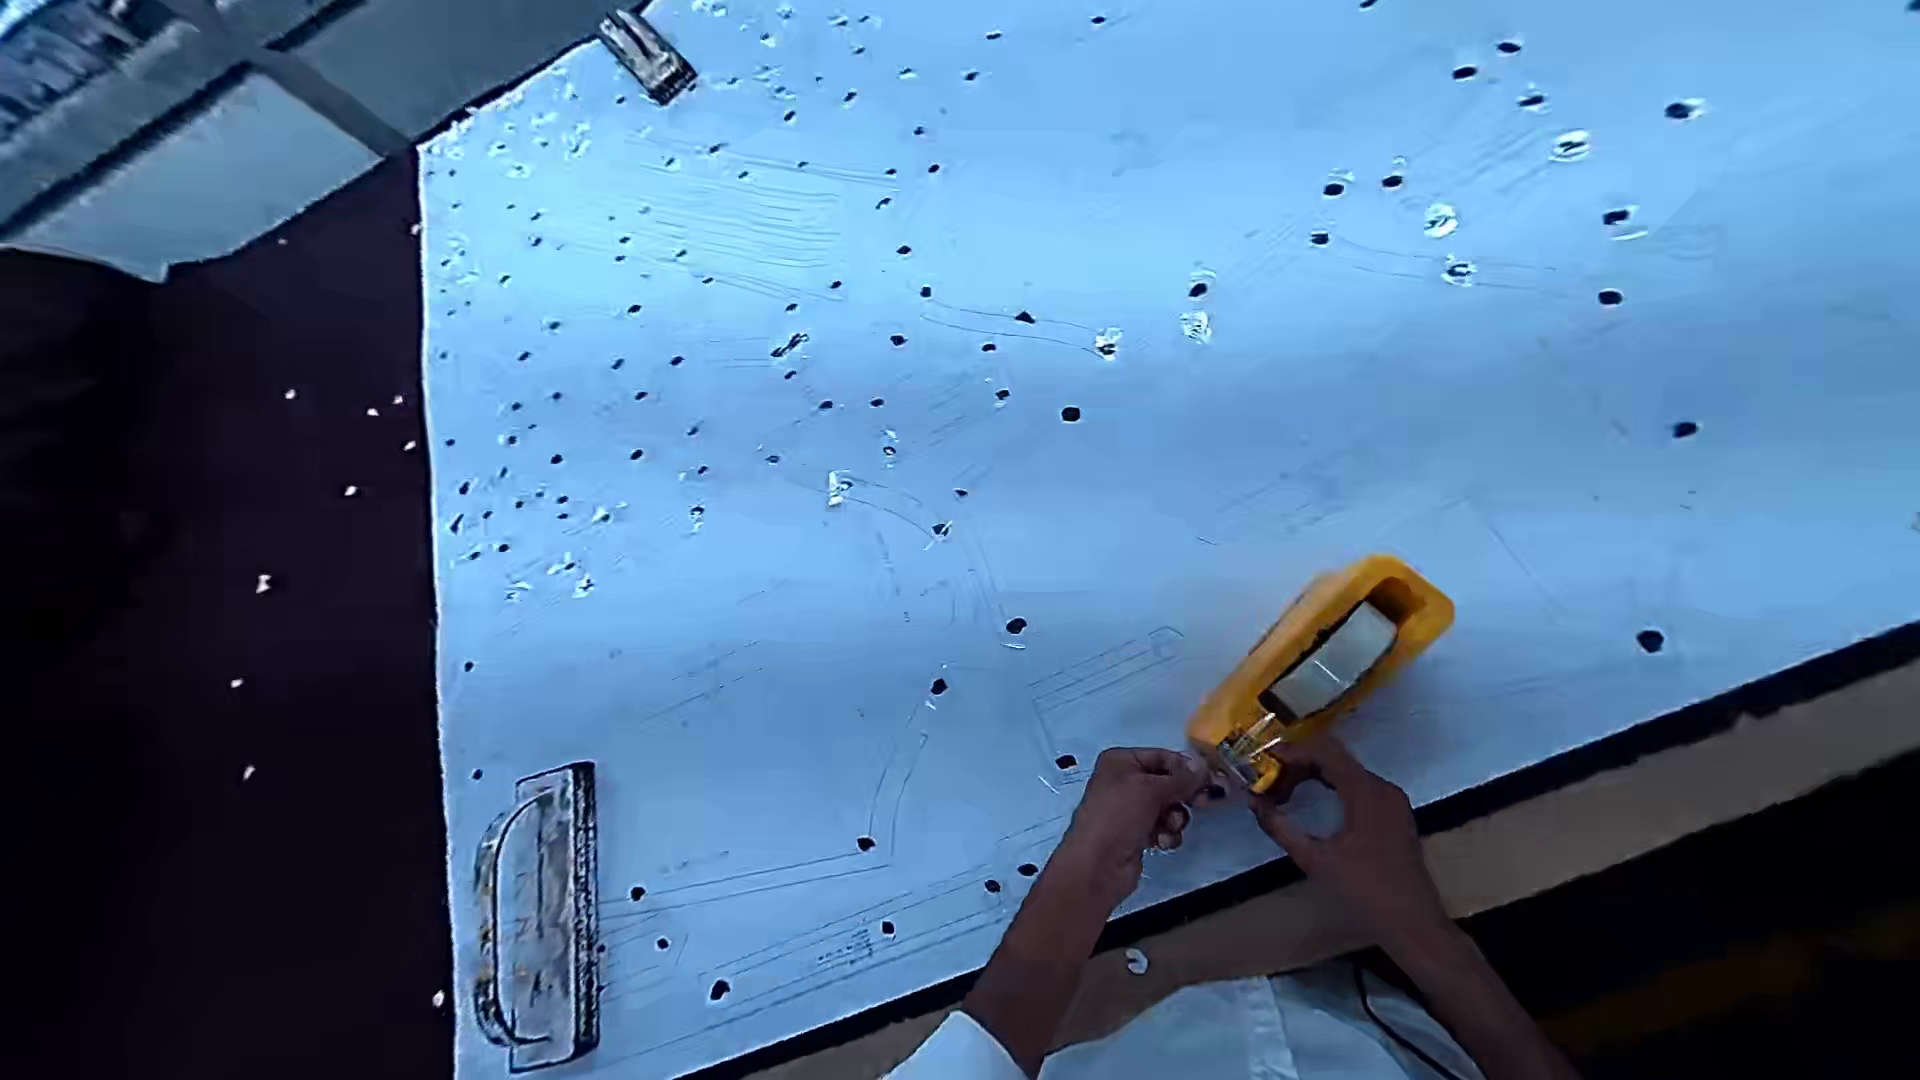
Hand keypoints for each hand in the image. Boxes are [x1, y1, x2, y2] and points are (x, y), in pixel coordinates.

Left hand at [1053, 747, 1210, 911]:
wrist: (1097, 865)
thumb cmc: (1118, 816)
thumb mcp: (1150, 791)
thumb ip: (1181, 779)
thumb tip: (1203, 765)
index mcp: (1120, 761)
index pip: (1161, 756)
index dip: (1185, 768)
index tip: (1210, 780)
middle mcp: (1124, 780)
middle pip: (1167, 782)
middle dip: (1182, 795)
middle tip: (1202, 804)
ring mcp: (1130, 807)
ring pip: (1168, 806)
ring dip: (1174, 818)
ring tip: (1168, 827)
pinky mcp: (1137, 831)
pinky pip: (1162, 826)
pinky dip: (1166, 833)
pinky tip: (1160, 842)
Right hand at [1247, 736, 1449, 944]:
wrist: (1417, 929)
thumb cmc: (1367, 892)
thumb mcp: (1315, 860)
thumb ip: (1280, 827)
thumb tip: (1253, 801)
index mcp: (1366, 792)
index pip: (1323, 751)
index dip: (1290, 753)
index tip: (1264, 764)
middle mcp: (1381, 787)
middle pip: (1332, 756)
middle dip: (1297, 763)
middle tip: (1269, 778)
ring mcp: (1390, 799)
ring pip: (1342, 768)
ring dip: (1310, 773)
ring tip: (1283, 789)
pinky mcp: (1392, 812)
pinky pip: (1354, 783)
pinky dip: (1327, 783)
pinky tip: (1309, 798)